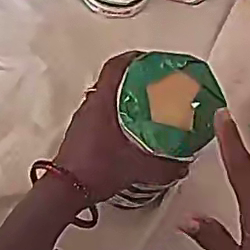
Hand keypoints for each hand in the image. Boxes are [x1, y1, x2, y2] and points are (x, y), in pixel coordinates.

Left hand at [51, 52, 192, 203]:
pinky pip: (102, 114)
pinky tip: (132, 130)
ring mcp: (83, 120)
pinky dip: (119, 115)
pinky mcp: (81, 133)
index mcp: (102, 103)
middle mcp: (90, 106)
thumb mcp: (138, 168)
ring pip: (108, 98)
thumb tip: (184, 165)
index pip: (115, 67)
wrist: (65, 190)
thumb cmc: (97, 170)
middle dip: (136, 79)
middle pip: (113, 80)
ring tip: (150, 107)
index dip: (134, 58)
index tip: (153, 61)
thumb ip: (165, 167)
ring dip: (126, 98)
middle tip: (158, 85)